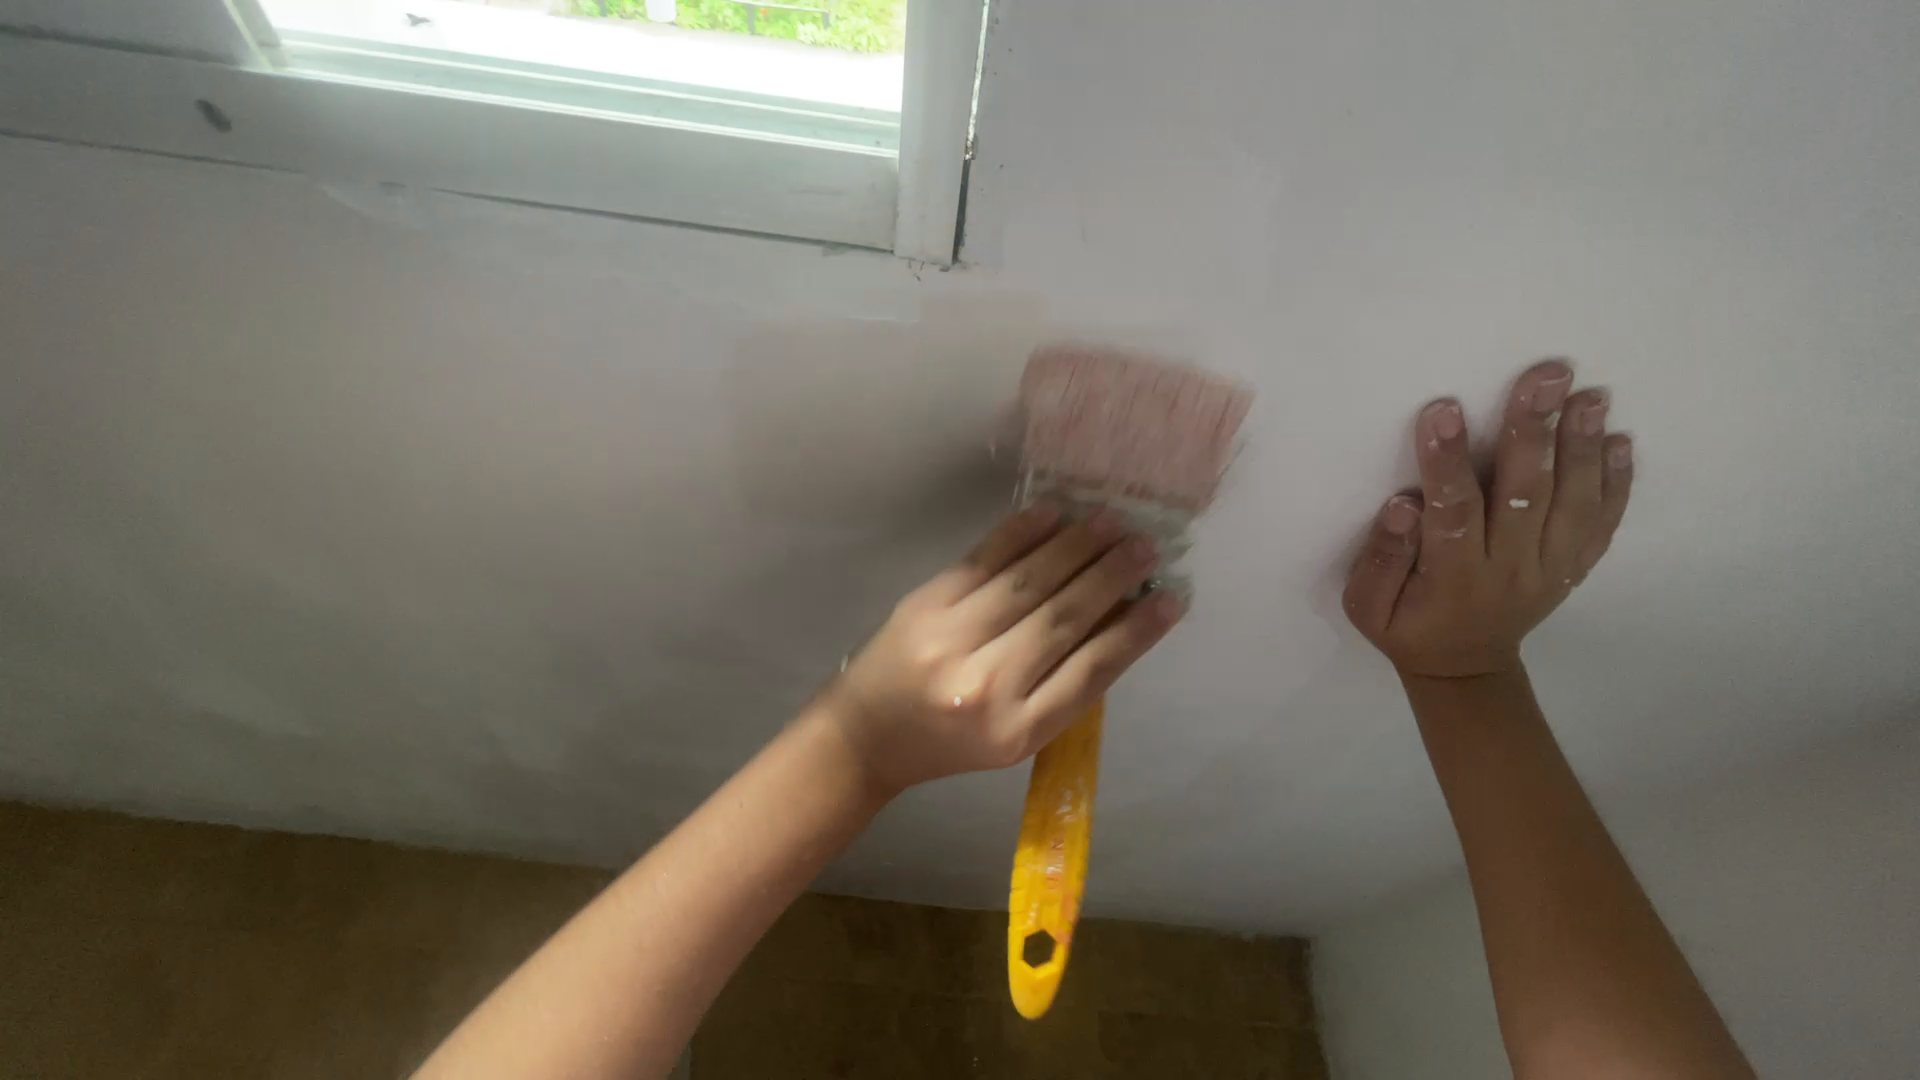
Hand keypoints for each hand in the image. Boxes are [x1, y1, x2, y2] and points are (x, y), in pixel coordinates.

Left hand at [824, 505, 1183, 793]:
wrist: (866, 736)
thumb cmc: (948, 743)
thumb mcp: (1014, 734)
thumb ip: (1063, 684)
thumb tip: (1119, 618)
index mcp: (1018, 731)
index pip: (1092, 670)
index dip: (1137, 631)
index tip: (1171, 598)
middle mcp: (986, 687)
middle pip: (1063, 619)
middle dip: (1111, 577)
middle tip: (1147, 546)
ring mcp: (950, 640)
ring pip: (1027, 583)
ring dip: (1075, 547)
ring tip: (1112, 522)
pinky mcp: (923, 605)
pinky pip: (982, 560)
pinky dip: (1020, 533)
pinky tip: (1053, 514)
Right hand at [1344, 360, 1632, 678]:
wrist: (1465, 668)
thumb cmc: (1406, 628)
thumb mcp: (1367, 607)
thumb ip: (1381, 559)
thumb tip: (1401, 505)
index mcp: (1453, 577)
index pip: (1453, 511)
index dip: (1447, 461)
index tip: (1444, 410)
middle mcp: (1510, 568)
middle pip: (1525, 494)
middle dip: (1533, 430)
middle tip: (1546, 377)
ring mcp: (1549, 568)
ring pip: (1572, 502)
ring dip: (1581, 445)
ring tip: (1589, 395)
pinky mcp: (1572, 566)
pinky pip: (1602, 523)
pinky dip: (1615, 482)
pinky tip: (1618, 440)